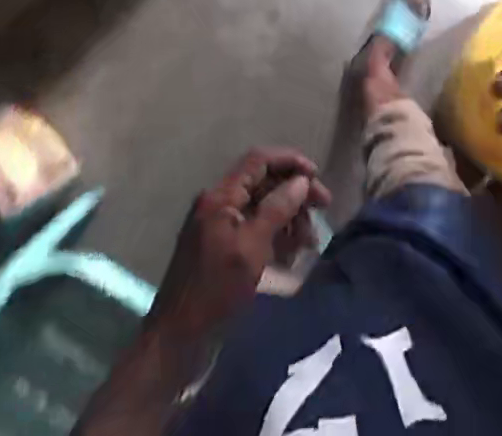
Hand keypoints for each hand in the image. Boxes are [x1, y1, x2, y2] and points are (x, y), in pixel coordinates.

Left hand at [149, 147, 330, 338]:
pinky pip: (255, 229)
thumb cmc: (216, 291)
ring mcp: (220, 225)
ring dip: (290, 217)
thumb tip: (300, 181)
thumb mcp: (251, 248)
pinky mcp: (223, 247)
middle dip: (295, 192)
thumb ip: (277, 209)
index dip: (289, 161)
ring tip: (310, 240)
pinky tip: (294, 254)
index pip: (258, 161)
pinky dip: (277, 236)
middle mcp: (219, 203)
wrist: (178, 339)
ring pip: (262, 206)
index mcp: (220, 196)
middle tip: (323, 206)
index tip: (316, 176)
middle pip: (263, 182)